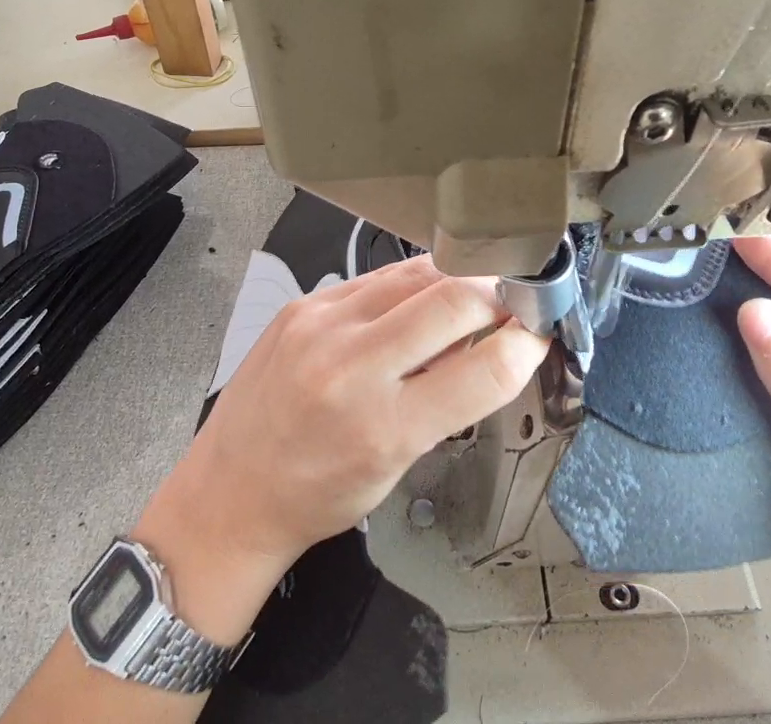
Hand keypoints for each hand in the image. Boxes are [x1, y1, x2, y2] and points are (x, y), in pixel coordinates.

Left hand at [0, 258, 546, 723]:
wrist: (230, 492)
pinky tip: (423, 296)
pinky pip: (376, 279)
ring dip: (459, 279)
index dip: (527, 343)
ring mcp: (321, 325)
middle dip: (500, 293)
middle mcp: (351, 367)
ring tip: (477, 290)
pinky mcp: (303, 305)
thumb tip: (496, 344)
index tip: (540, 333)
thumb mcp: (398, 467)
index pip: (485, 368)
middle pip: (455, 299)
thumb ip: (447, 402)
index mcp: (385, 427)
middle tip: (517, 300)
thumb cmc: (318, 495)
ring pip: (418, 274)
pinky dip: (412, 284)